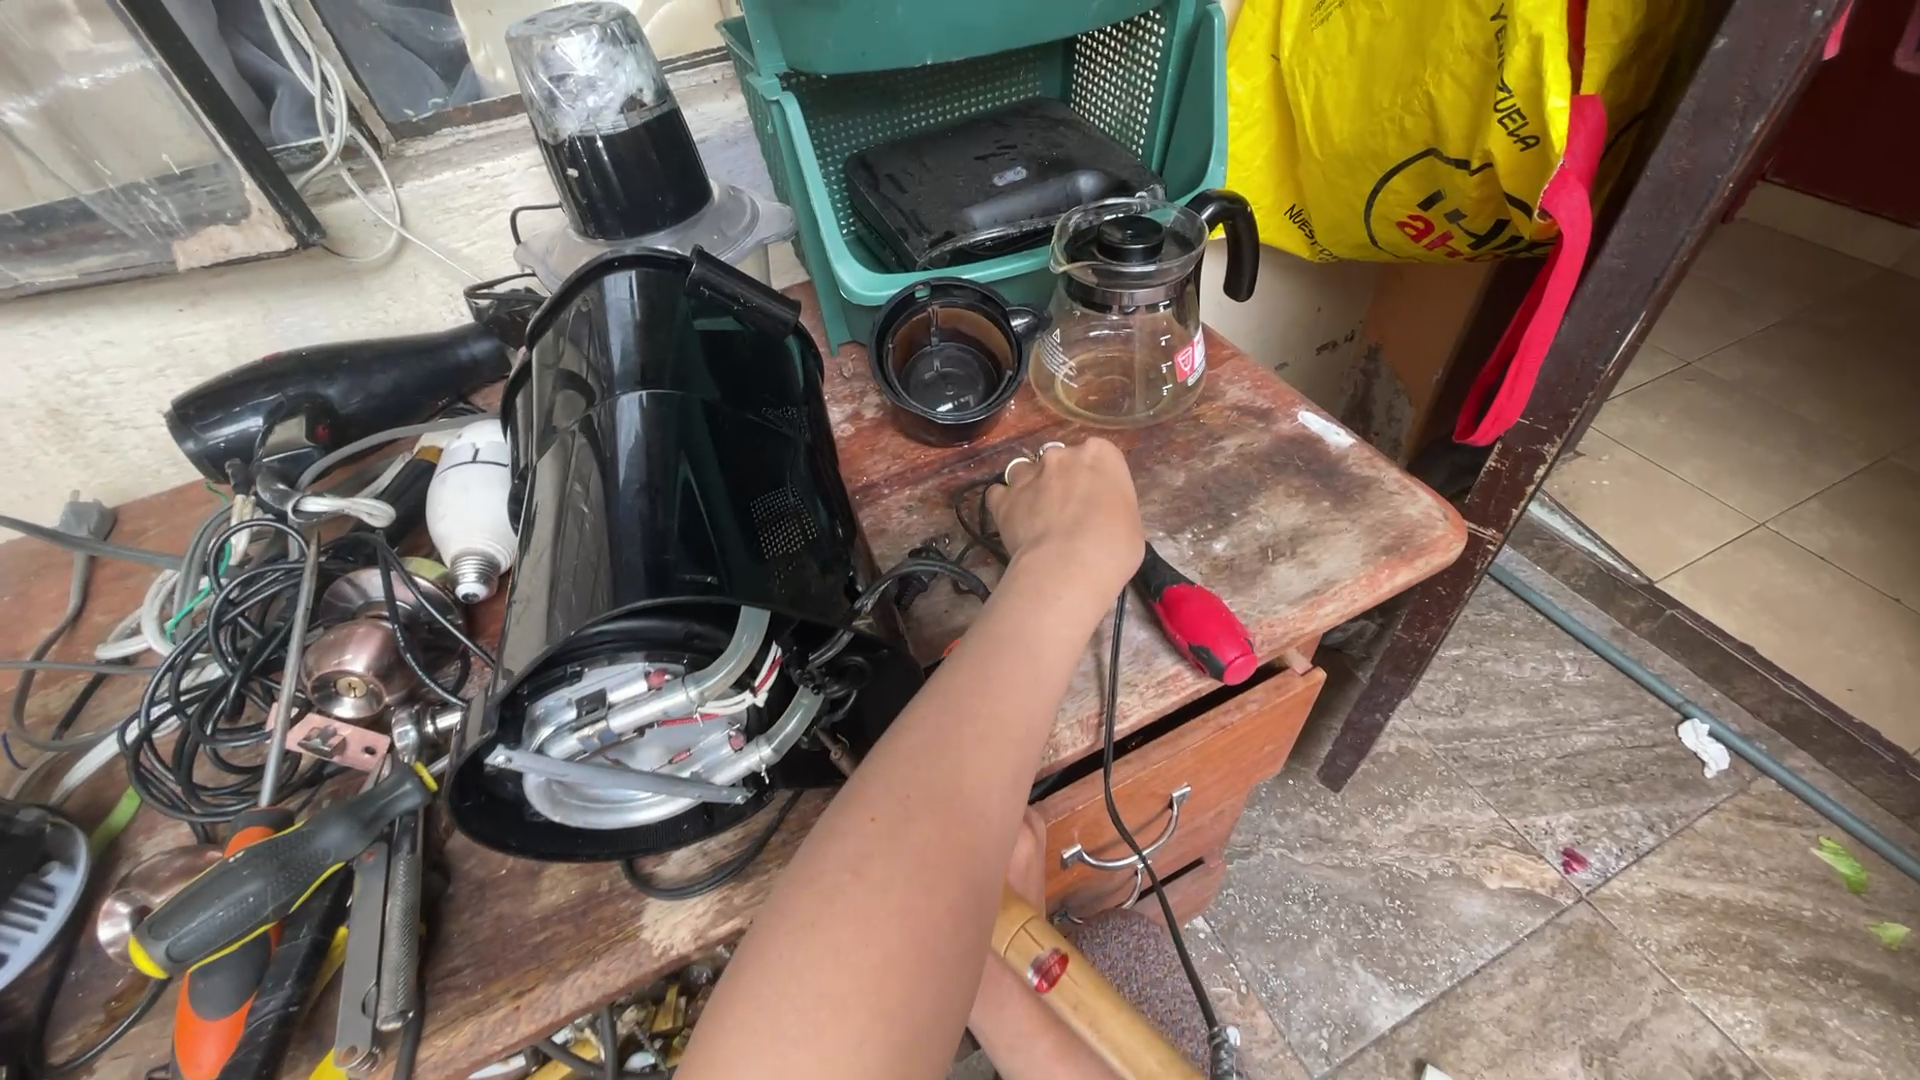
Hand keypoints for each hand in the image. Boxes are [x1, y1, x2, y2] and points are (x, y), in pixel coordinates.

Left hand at [986, 438, 1144, 602]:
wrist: (1070, 565)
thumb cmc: (1114, 546)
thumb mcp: (1131, 523)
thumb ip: (1112, 508)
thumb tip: (1100, 519)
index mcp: (1101, 454)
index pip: (1097, 455)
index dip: (1093, 479)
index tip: (1094, 500)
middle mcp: (1062, 455)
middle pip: (1059, 460)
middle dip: (1060, 480)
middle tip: (1066, 511)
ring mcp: (1029, 474)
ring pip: (1024, 471)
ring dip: (1029, 487)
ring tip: (1035, 516)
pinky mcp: (1003, 499)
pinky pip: (998, 494)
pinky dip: (1004, 505)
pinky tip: (1012, 522)